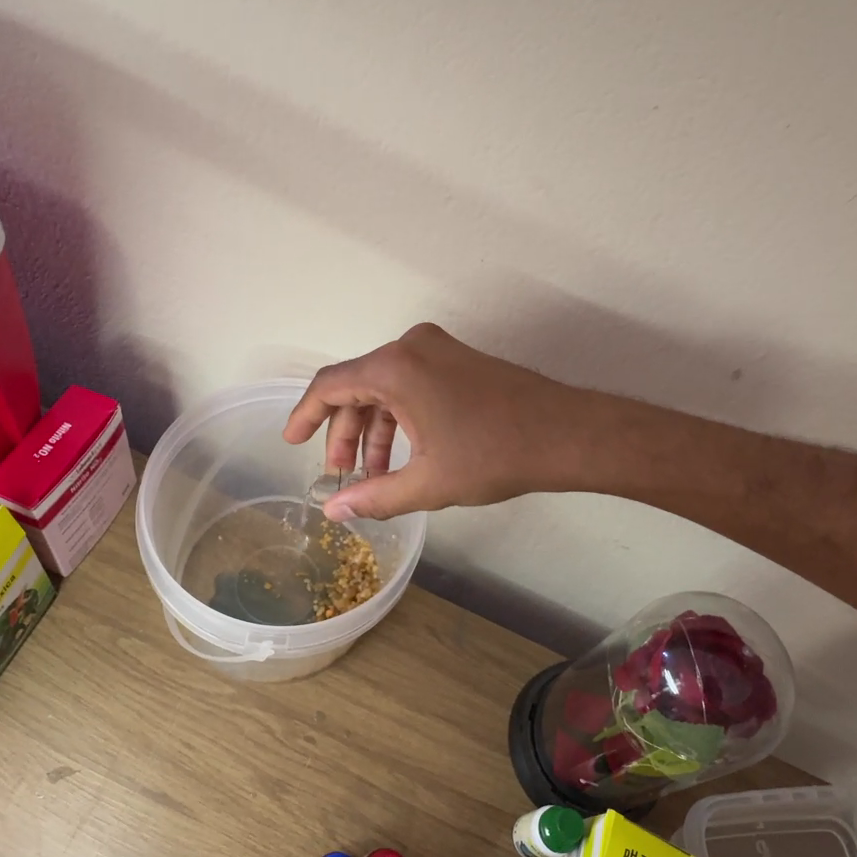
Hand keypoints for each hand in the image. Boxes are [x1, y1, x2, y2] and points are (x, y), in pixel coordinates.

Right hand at [282, 324, 596, 519]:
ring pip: (386, 387)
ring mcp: (438, 349)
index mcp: (395, 367)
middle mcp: (411, 347)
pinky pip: (412, 384)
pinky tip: (404, 456)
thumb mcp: (427, 482)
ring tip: (375, 476)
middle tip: (343, 476)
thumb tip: (333, 510)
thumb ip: (373, 496)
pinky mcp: (458, 359)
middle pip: (357, 386)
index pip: (330, 385)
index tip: (291, 443)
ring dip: (375, 430)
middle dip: (346, 433)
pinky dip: (400, 417)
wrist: (565, 433)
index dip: (305, 416)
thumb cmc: (493, 454)